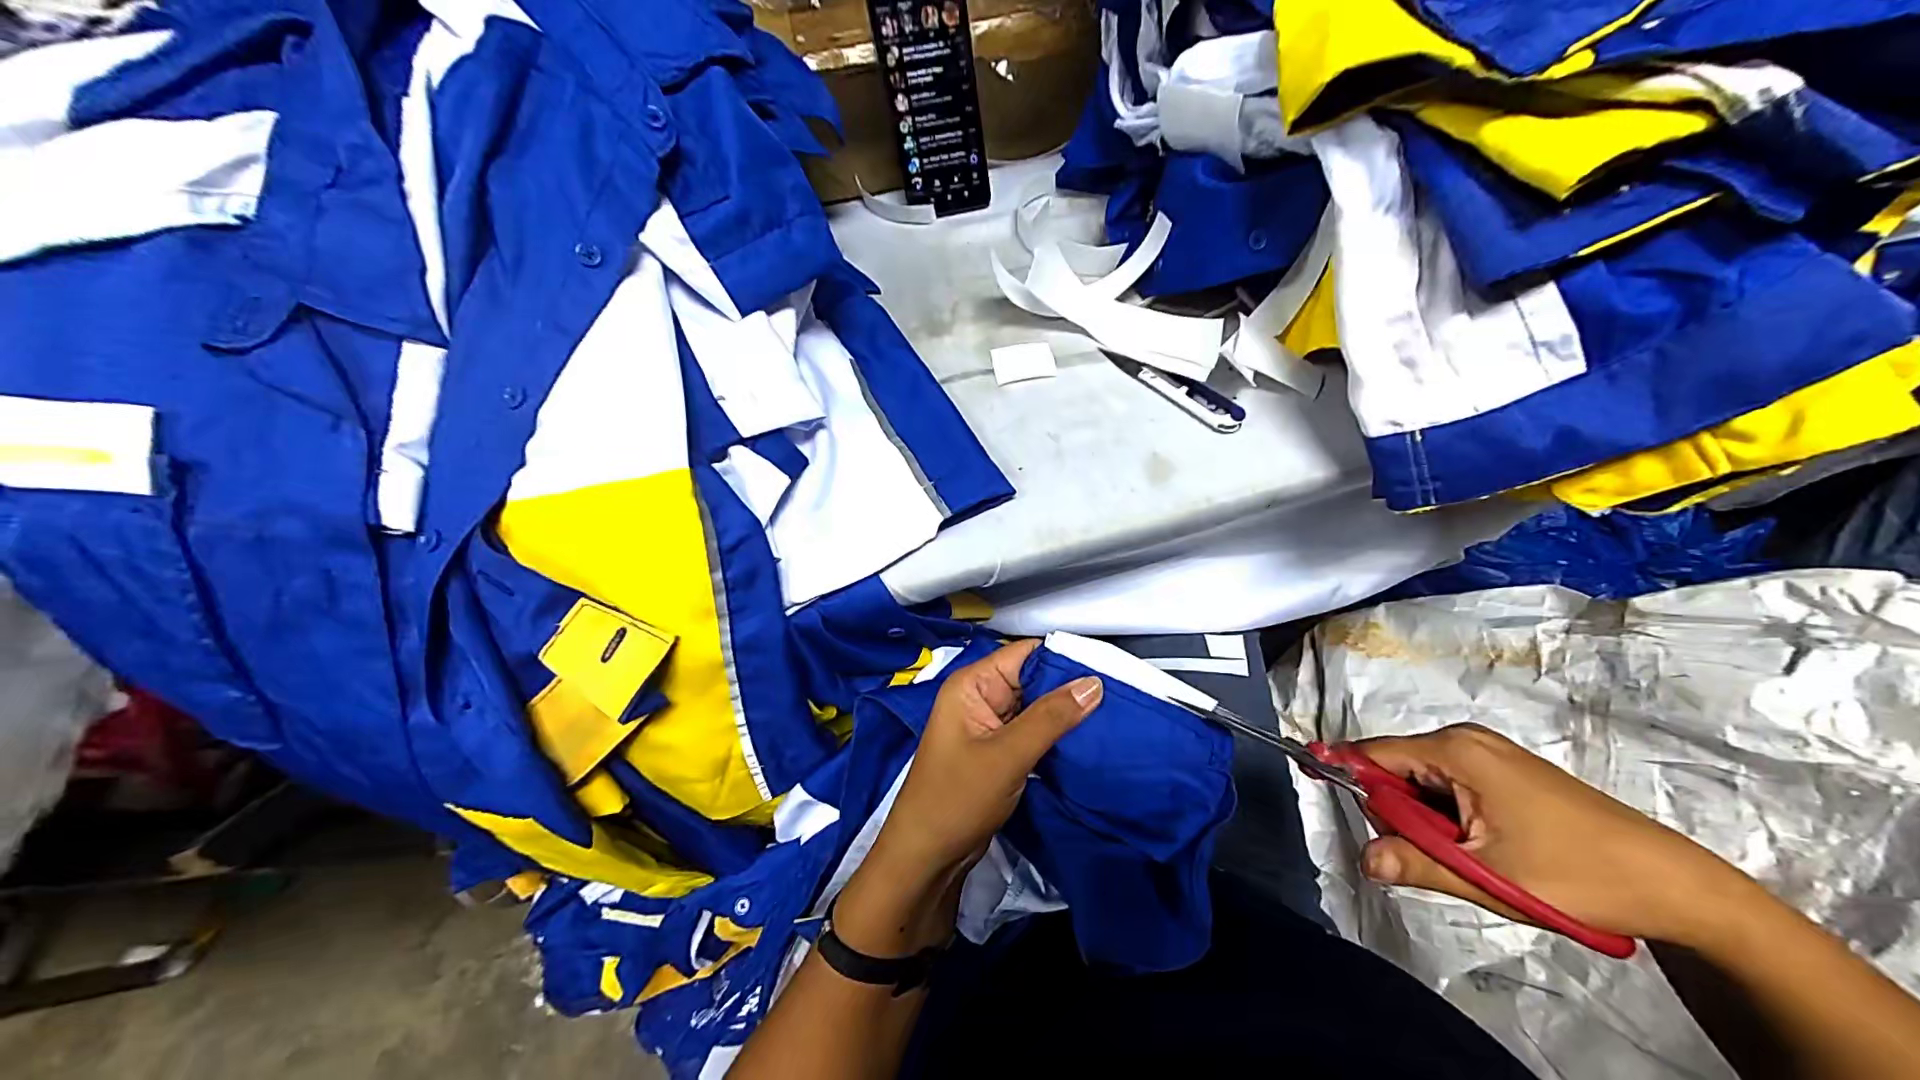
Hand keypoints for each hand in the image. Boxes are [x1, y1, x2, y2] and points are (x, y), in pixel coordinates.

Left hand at [879, 639, 1102, 872]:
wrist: (928, 855)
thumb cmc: (955, 800)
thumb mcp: (1006, 756)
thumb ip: (1050, 718)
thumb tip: (1093, 684)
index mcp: (971, 685)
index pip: (1024, 654)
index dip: (1062, 658)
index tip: (1105, 669)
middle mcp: (980, 697)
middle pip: (1034, 679)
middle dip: (1070, 688)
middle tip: (1115, 697)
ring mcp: (989, 726)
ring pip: (1037, 707)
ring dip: (1066, 714)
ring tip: (1109, 718)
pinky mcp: (999, 751)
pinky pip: (1034, 732)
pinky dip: (1056, 736)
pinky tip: (1085, 742)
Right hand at [1350, 724, 1764, 948]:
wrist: (1675, 885)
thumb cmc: (1578, 874)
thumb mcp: (1488, 876)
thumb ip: (1415, 863)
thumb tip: (1362, 860)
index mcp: (1455, 750)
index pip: (1370, 754)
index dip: (1342, 776)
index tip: (1319, 792)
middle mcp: (1466, 739)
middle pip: (1394, 767)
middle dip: (1398, 811)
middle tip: (1432, 855)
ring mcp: (1488, 751)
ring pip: (1420, 779)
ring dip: (1425, 818)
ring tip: (1468, 856)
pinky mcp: (1504, 768)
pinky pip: (1447, 783)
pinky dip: (1448, 815)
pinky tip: (1482, 846)